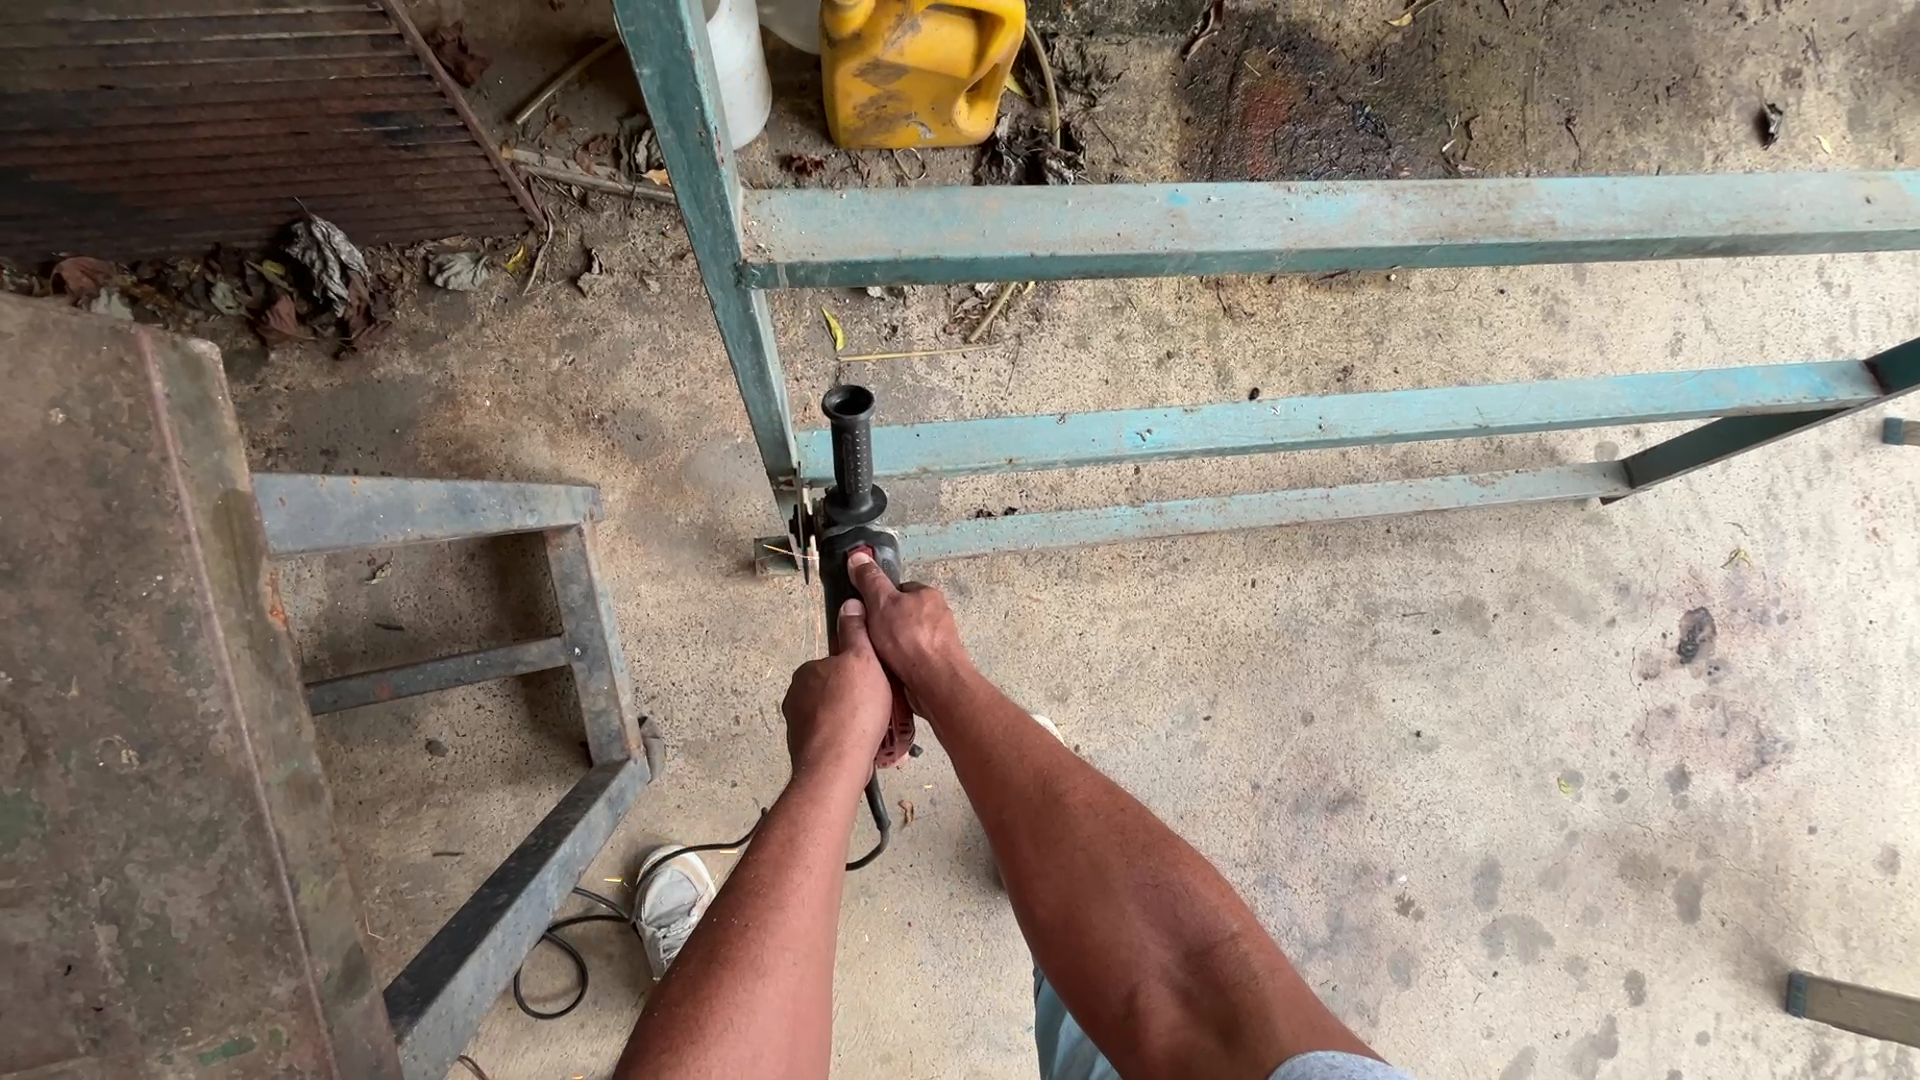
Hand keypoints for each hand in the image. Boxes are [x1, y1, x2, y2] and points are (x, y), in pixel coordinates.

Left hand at [781, 598, 893, 787]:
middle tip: (877, 704)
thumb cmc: (853, 709)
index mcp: (807, 671)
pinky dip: (844, 739)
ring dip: (849, 719)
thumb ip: (855, 631)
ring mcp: (798, 725)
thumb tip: (849, 604)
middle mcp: (796, 696)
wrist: (836, 765)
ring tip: (873, 728)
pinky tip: (861, 745)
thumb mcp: (863, 659)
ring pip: (831, 714)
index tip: (874, 680)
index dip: (857, 669)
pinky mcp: (805, 750)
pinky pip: (829, 737)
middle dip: (852, 695)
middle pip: (832, 688)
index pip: (835, 662)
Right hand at [845, 550, 970, 697]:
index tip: (866, 612)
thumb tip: (857, 557)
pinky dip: (900, 664)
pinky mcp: (937, 663)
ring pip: (906, 639)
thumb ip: (869, 581)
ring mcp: (939, 640)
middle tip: (868, 637)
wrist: (936, 682)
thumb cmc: (911, 640)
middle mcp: (937, 615)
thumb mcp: (882, 603)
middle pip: (902, 616)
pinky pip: (912, 659)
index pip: (899, 589)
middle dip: (884, 627)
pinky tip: (889, 671)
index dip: (879, 600)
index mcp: (927, 595)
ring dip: (891, 648)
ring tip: (876, 657)